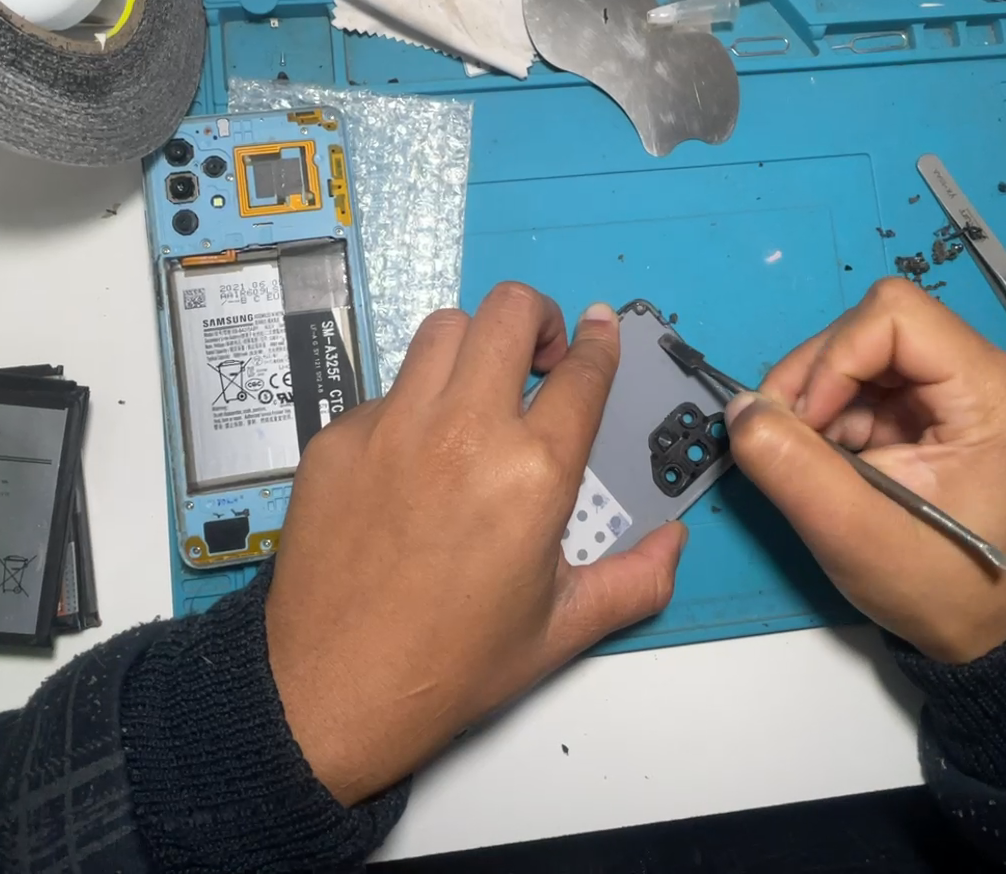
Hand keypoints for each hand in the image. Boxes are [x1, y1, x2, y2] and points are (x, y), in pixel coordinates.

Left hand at [265, 284, 687, 804]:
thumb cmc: (456, 664)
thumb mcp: (563, 629)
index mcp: (533, 472)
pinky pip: (387, 390)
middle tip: (538, 356)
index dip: (599, 339)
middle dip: (536, 316)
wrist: (330, 694)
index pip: (583, 373)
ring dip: (474, 346)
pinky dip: (413, 405)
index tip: (599, 324)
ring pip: (443, 330)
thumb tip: (675, 540)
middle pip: (508, 311)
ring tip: (476, 391)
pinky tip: (410, 459)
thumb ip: (637, 579)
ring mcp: (391, 425)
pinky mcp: (337, 437)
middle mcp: (464, 430)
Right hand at [726, 278, 1005, 663]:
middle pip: (867, 327)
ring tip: (812, 458)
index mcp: (990, 393)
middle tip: (789, 441)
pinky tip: (829, 460)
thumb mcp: (856, 536)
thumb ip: (790, 467)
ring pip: (852, 351)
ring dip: (811, 399)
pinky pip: (852, 384)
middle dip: (811, 379)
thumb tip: (740, 409)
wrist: (988, 633)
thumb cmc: (940, 588)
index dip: (833, 357)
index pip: (894, 315)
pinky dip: (822, 416)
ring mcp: (948, 390)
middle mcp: (977, 375)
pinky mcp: (921, 409)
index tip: (808, 424)